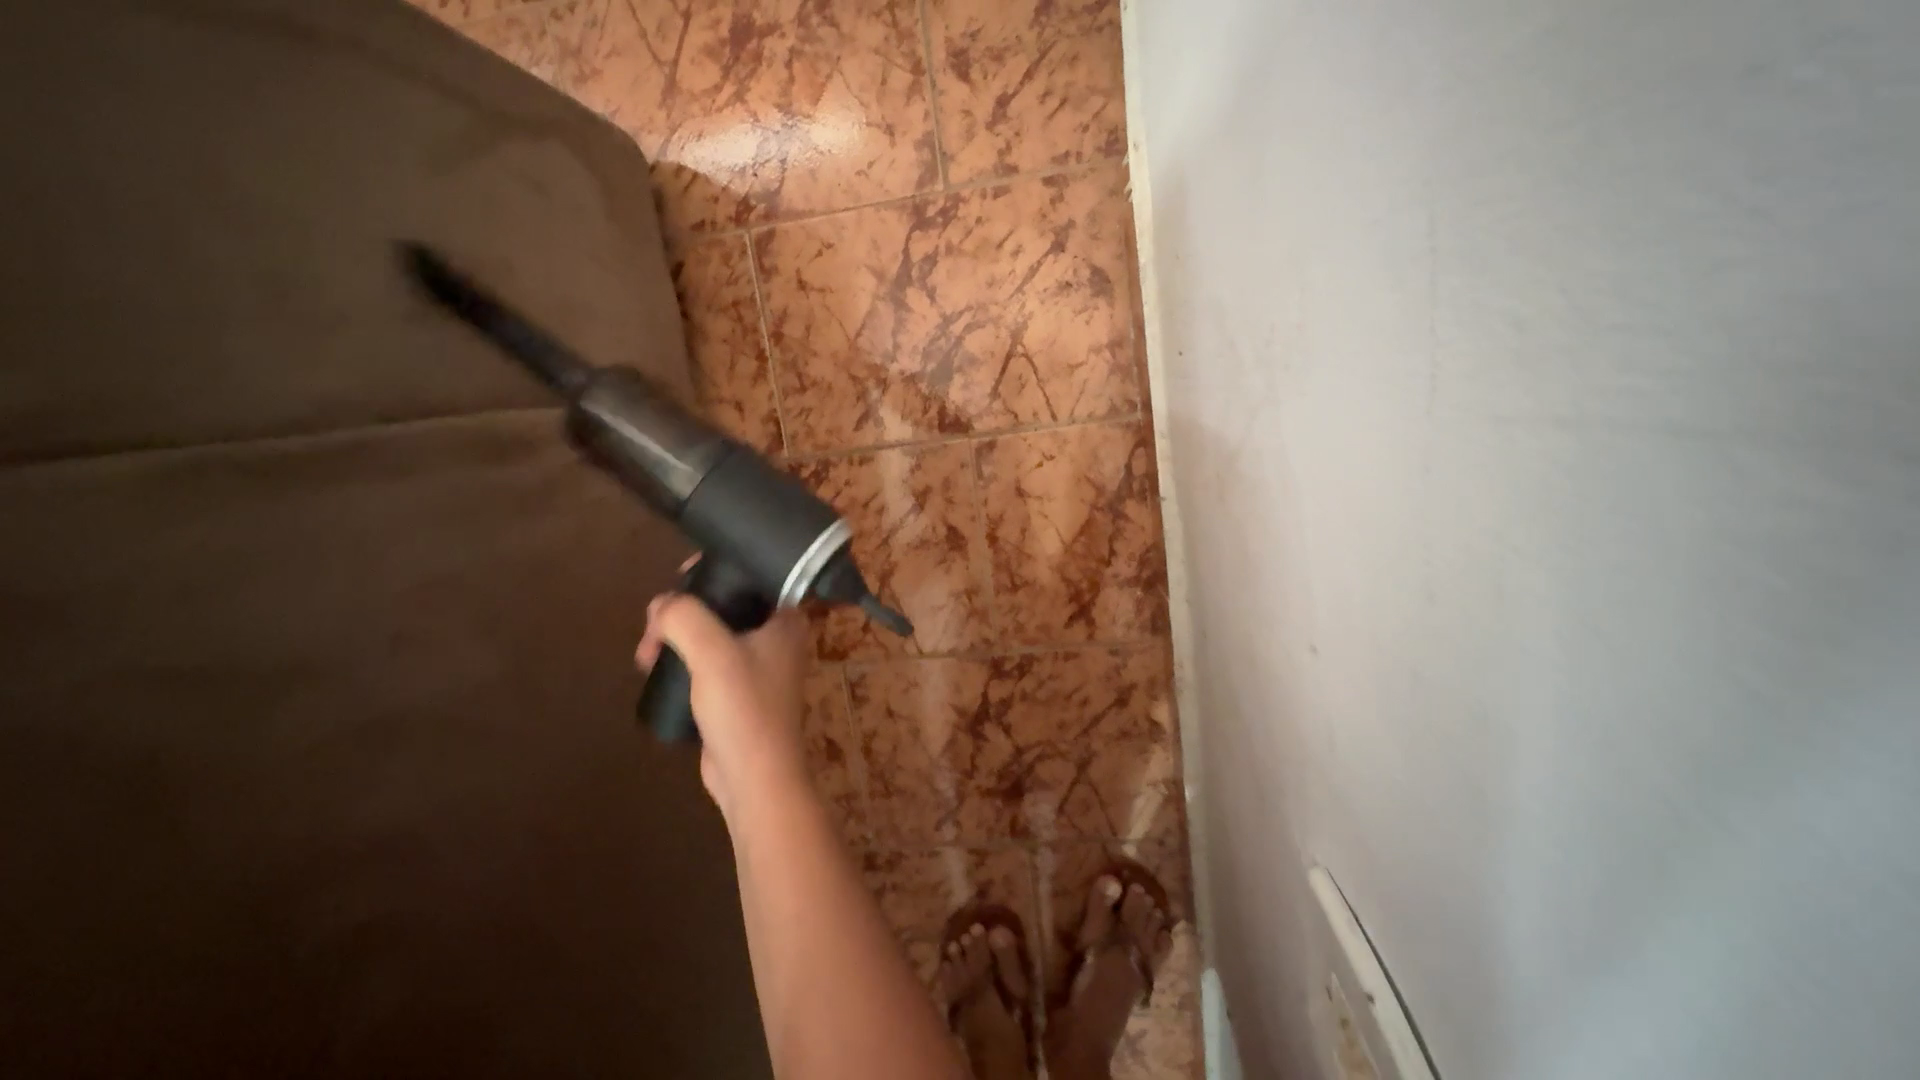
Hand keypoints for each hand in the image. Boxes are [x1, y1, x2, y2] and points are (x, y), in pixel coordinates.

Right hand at [635, 593, 810, 815]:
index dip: (713, 569)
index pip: (751, 574)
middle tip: (652, 627)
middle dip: (683, 610)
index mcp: (785, 618)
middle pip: (724, 604)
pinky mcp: (739, 692)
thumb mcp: (711, 651)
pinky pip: (707, 662)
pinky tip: (656, 669)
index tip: (678, 576)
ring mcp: (759, 666)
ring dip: (677, 637)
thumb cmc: (743, 708)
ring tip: (646, 655)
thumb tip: (661, 606)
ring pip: (711, 634)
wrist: (754, 777)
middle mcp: (776, 637)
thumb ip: (684, 616)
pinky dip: (683, 661)